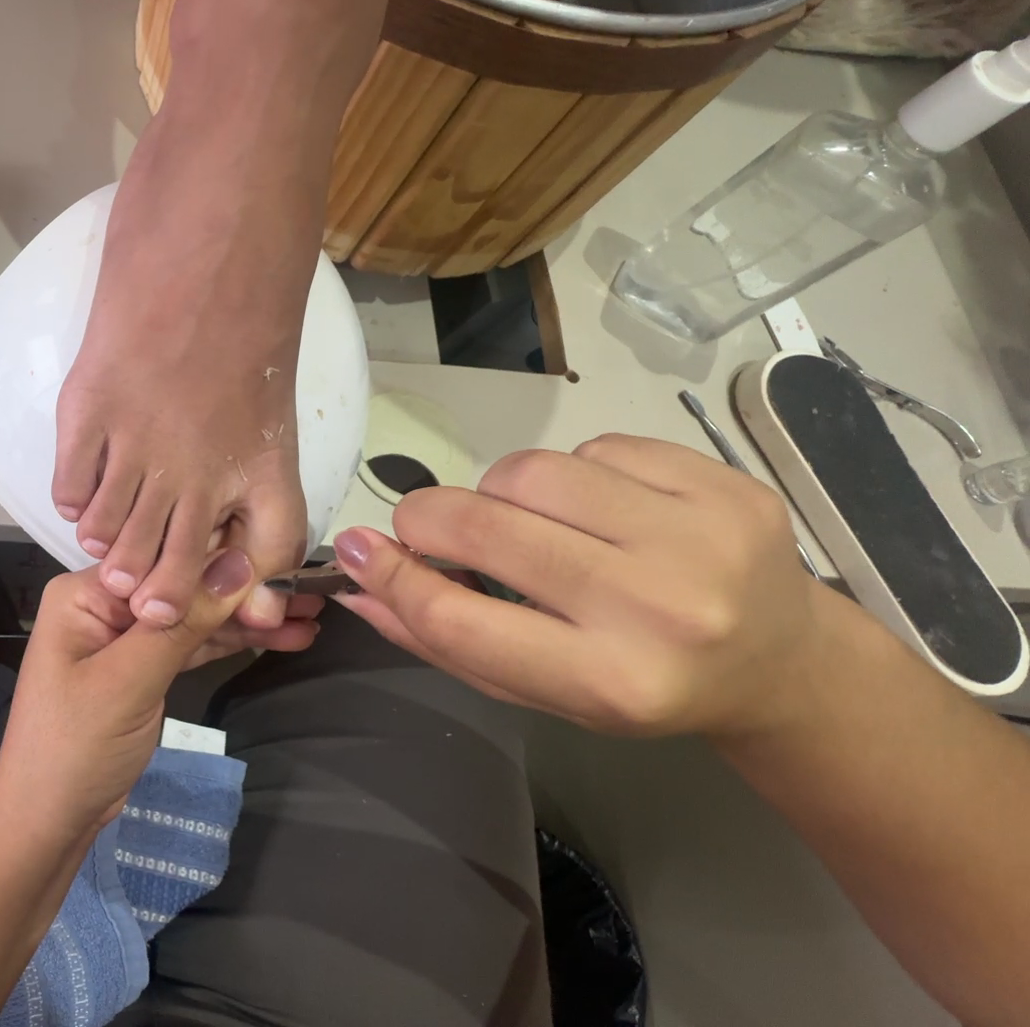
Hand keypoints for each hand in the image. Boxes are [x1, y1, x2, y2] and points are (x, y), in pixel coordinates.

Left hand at [0, 550, 317, 836]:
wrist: (51, 817)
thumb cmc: (76, 745)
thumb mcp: (129, 680)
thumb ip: (184, 623)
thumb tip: (241, 563)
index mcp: (86, 592)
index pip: (163, 559)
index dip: (223, 561)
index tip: (282, 565)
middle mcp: (106, 603)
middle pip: (183, 586)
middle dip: (243, 592)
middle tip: (308, 593)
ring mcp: (127, 636)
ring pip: (195, 617)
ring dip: (247, 619)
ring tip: (309, 613)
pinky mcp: (144, 666)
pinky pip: (193, 645)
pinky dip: (231, 644)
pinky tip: (279, 637)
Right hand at [52, 68, 319, 637]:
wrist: (228, 184)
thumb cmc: (267, 257)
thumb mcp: (281, 350)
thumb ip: (255, 412)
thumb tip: (225, 445)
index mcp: (267, 446)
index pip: (270, 546)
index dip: (252, 574)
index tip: (232, 573)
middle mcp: (206, 458)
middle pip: (181, 559)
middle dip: (165, 590)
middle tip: (147, 600)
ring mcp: (143, 432)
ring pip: (121, 530)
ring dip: (115, 549)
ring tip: (109, 556)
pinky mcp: (91, 398)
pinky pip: (74, 479)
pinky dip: (75, 497)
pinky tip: (78, 496)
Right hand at [332, 434, 843, 738]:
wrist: (780, 665)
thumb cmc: (634, 686)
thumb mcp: (533, 689)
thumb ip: (438, 638)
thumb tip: (355, 579)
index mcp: (606, 681)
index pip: (458, 617)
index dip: (389, 575)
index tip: (355, 548)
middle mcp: (658, 610)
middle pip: (484, 529)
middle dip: (426, 518)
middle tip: (424, 528)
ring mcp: (700, 538)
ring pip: (528, 472)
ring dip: (497, 492)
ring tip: (522, 522)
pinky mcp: (726, 486)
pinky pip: (592, 447)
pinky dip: (567, 473)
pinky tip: (593, 507)